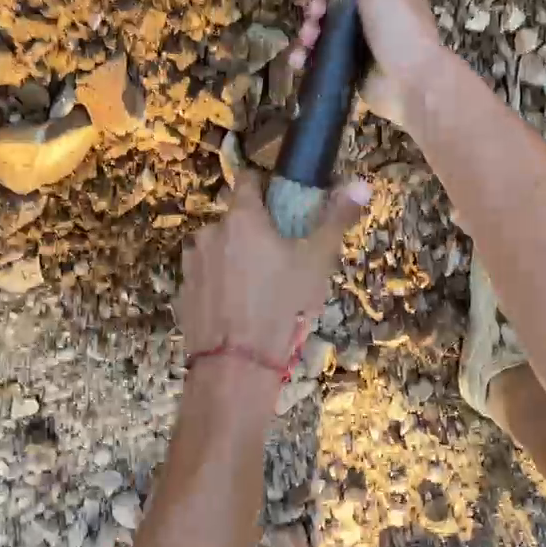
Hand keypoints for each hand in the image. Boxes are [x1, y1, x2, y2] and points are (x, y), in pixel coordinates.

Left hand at [178, 172, 368, 386]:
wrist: (235, 366)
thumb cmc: (281, 305)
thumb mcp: (316, 261)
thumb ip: (337, 219)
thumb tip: (362, 184)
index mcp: (242, 217)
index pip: (248, 179)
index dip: (265, 186)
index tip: (282, 203)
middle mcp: (211, 232)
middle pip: (235, 218)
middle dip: (254, 230)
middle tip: (280, 256)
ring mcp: (192, 263)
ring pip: (219, 248)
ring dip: (235, 257)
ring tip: (261, 288)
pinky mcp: (183, 292)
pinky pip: (206, 277)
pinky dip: (220, 284)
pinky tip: (240, 308)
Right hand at [288, 0, 451, 129]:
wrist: (413, 83)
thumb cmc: (399, 26)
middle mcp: (376, 20)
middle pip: (332, 9)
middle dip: (314, 11)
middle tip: (313, 17)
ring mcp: (364, 49)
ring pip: (324, 36)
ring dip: (308, 35)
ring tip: (306, 41)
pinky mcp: (353, 73)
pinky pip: (323, 61)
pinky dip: (308, 60)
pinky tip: (299, 62)